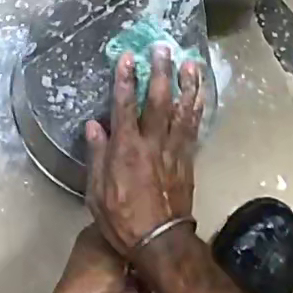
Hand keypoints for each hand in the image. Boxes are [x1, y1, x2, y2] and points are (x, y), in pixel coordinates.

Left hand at [44, 225, 151, 292]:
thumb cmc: (93, 279)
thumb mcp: (109, 246)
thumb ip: (129, 235)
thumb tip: (142, 229)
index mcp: (98, 242)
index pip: (128, 235)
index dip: (140, 244)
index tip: (148, 252)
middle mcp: (105, 265)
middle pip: (141, 267)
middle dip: (142, 280)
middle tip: (132, 284)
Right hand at [83, 46, 202, 256]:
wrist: (161, 244)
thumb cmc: (122, 219)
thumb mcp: (96, 191)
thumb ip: (97, 155)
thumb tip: (94, 125)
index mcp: (125, 149)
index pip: (123, 105)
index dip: (124, 79)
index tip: (127, 57)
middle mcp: (151, 143)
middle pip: (157, 100)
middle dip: (159, 72)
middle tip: (162, 49)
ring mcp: (173, 150)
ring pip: (182, 111)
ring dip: (186, 85)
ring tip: (189, 63)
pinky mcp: (187, 160)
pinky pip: (193, 128)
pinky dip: (197, 108)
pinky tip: (199, 94)